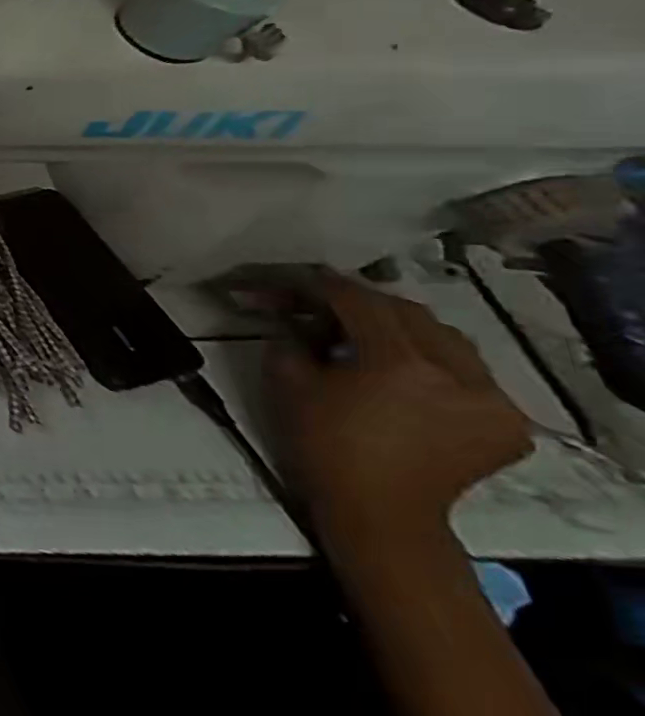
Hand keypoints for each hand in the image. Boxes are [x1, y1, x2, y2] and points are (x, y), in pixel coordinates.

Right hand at [269, 277, 532, 537]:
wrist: (377, 511)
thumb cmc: (322, 446)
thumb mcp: (287, 384)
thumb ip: (290, 338)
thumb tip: (293, 315)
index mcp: (399, 364)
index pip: (361, 303)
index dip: (324, 287)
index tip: (298, 282)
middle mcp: (457, 374)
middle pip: (409, 314)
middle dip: (364, 304)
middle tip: (327, 308)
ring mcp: (492, 399)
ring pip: (447, 338)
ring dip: (403, 329)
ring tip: (366, 337)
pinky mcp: (507, 421)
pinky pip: (470, 371)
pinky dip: (434, 360)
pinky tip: (405, 373)